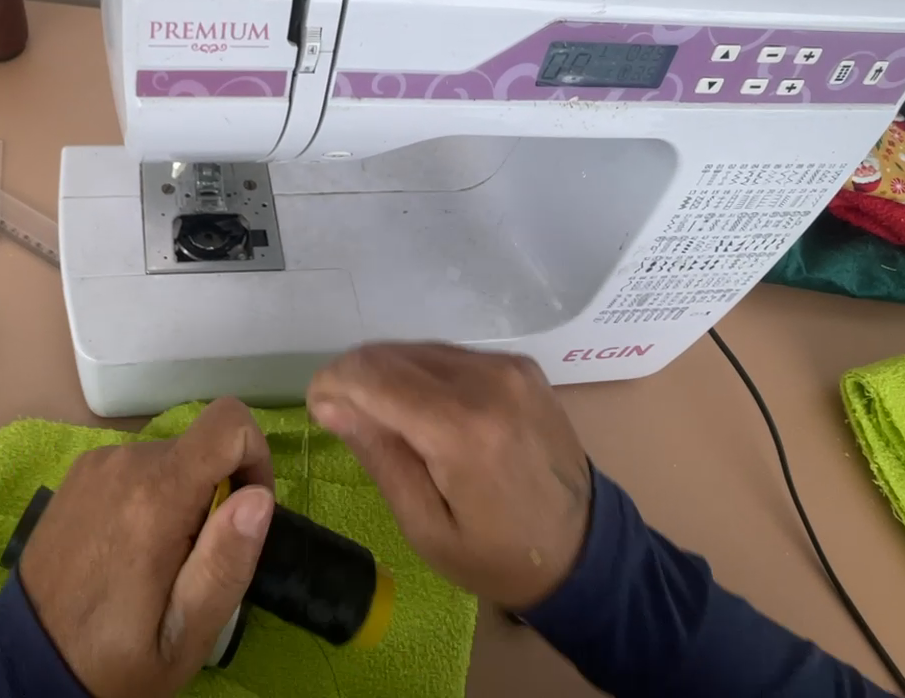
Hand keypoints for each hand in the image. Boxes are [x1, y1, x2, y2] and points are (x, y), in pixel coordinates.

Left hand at [18, 397, 276, 697]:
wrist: (24, 665)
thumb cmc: (114, 658)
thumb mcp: (184, 635)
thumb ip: (225, 561)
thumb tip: (259, 496)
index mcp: (157, 493)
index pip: (229, 421)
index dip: (255, 456)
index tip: (246, 508)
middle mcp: (126, 460)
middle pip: (202, 446)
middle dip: (216, 491)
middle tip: (195, 558)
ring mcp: (98, 461)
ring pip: (171, 456)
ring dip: (181, 495)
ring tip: (157, 559)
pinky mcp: (80, 471)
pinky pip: (138, 465)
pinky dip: (150, 493)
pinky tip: (128, 546)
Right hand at [307, 343, 591, 611]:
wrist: (585, 551)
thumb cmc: (496, 555)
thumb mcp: (424, 526)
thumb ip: (378, 454)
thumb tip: (329, 402)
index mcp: (462, 428)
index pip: (373, 375)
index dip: (333, 382)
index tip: (319, 408)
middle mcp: (486, 380)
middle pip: (391, 354)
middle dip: (355, 378)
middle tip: (346, 418)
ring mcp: (507, 367)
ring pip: (416, 349)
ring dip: (388, 375)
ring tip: (387, 420)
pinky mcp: (518, 364)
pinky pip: (448, 355)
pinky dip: (422, 375)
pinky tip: (425, 411)